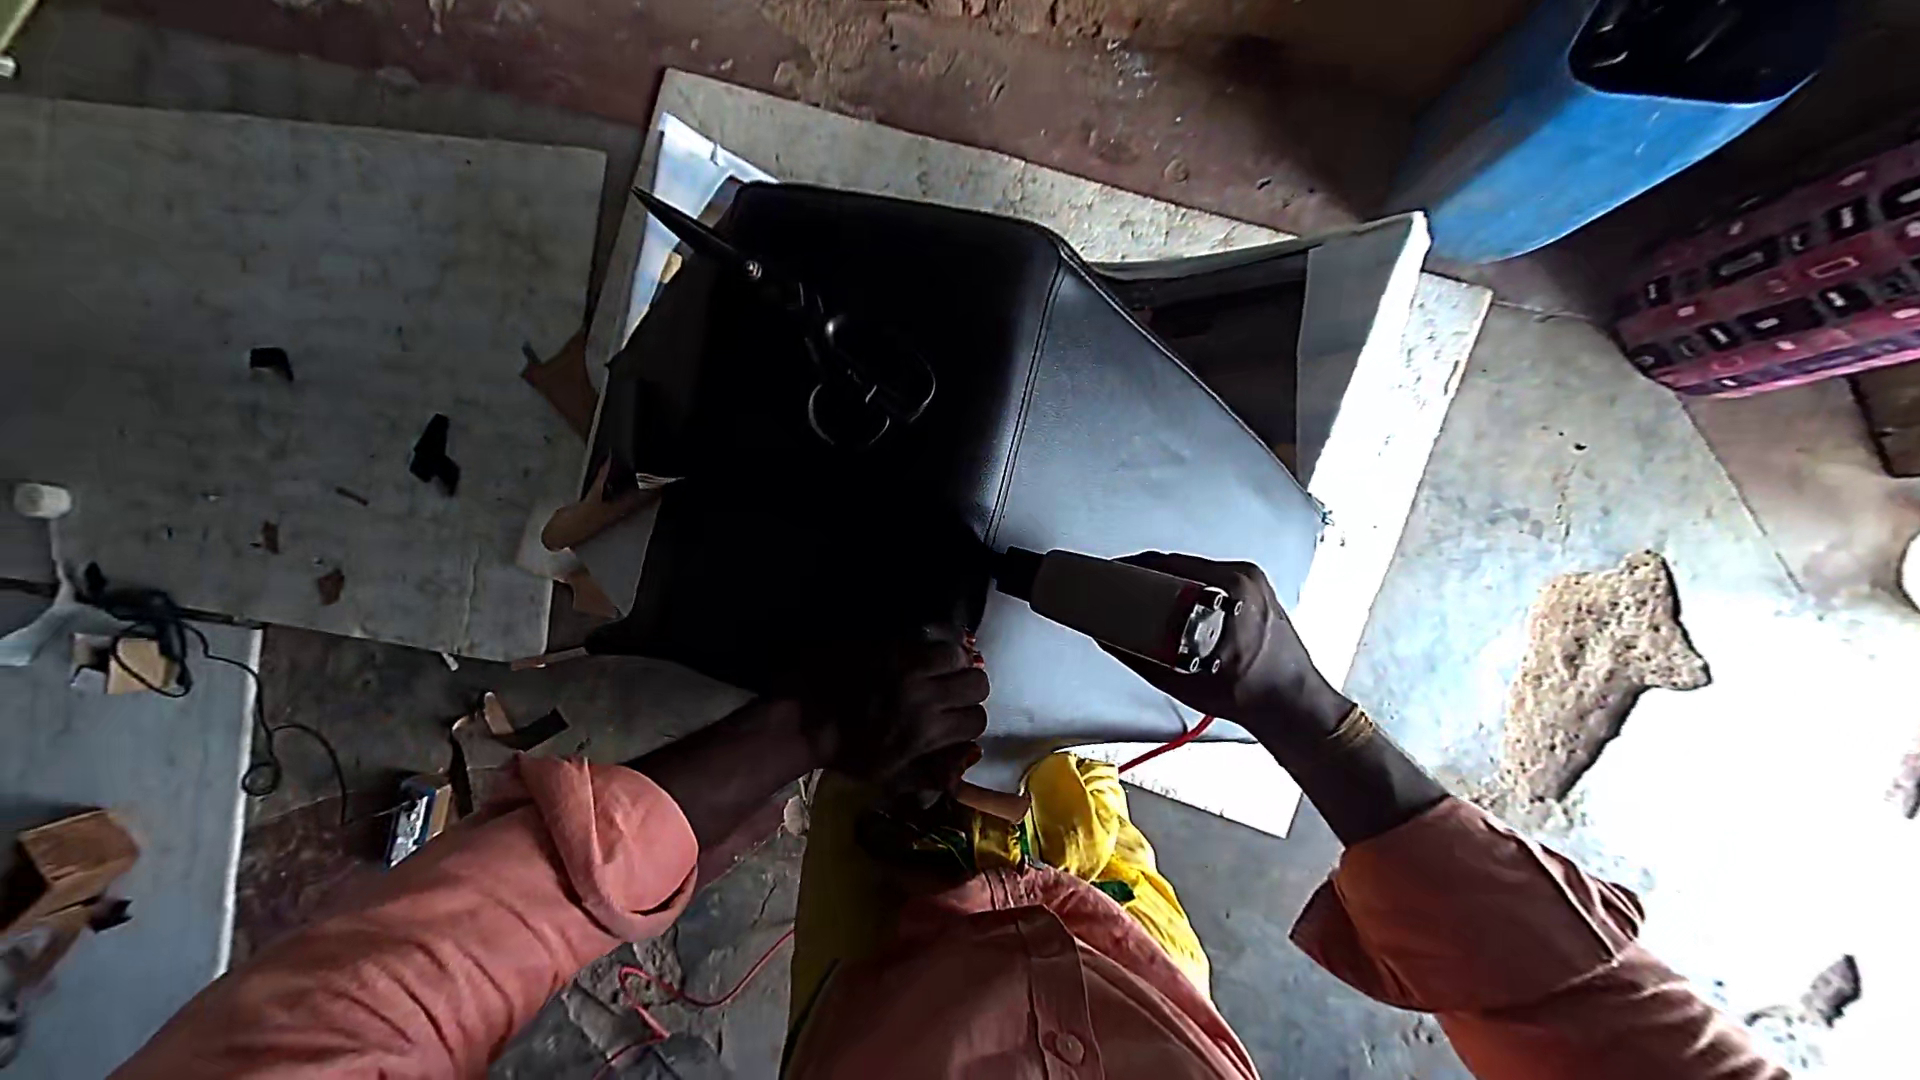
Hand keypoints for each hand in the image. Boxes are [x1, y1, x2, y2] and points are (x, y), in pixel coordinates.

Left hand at [799, 636, 989, 792]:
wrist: (806, 717)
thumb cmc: (846, 751)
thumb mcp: (887, 774)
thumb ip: (925, 772)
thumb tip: (955, 770)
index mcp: (925, 732)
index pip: (975, 721)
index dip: (970, 721)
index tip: (959, 720)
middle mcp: (924, 696)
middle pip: (976, 684)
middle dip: (971, 689)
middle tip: (956, 692)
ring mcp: (909, 666)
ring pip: (959, 654)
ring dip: (956, 663)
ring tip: (944, 668)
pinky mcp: (893, 646)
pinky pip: (929, 640)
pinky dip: (934, 647)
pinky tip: (926, 655)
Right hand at [1101, 553, 1351, 746]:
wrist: (1292, 706)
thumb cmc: (1252, 694)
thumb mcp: (1181, 678)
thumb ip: (1138, 657)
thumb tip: (1110, 639)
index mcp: (1231, 589)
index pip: (1169, 564)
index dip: (1137, 567)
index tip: (1118, 573)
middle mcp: (1245, 579)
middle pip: (1182, 565)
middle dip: (1149, 575)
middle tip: (1125, 588)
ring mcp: (1254, 583)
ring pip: (1197, 571)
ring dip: (1169, 582)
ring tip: (1147, 598)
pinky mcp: (1257, 591)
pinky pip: (1213, 580)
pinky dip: (1191, 589)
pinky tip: (1177, 605)